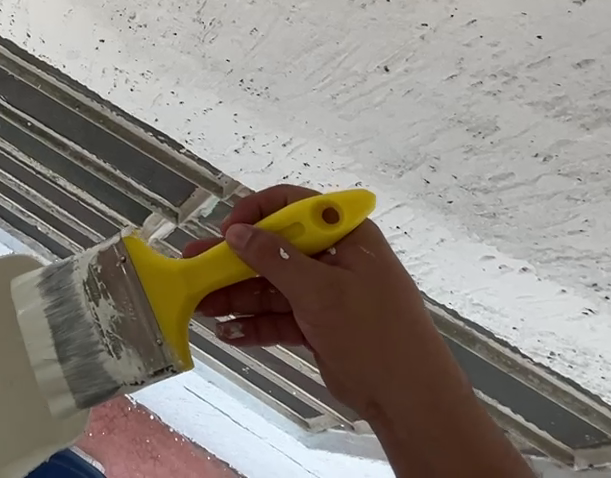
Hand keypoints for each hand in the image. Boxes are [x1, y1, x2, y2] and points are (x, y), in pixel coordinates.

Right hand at [181, 185, 461, 420]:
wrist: (413, 405)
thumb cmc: (375, 334)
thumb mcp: (320, 291)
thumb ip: (274, 258)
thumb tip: (236, 233)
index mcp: (346, 235)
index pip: (294, 205)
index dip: (257, 212)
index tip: (228, 230)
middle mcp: (335, 257)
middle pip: (275, 248)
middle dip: (235, 260)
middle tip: (197, 264)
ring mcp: (327, 292)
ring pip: (271, 284)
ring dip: (237, 294)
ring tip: (201, 303)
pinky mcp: (320, 324)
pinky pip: (279, 315)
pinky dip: (255, 323)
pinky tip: (228, 331)